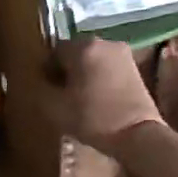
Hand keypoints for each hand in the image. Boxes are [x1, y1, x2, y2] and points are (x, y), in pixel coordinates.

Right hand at [40, 38, 163, 153]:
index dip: (47, 70)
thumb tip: (40, 79)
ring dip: (84, 73)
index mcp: (82, 47)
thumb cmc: (92, 118)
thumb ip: (40, 87)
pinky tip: (97, 97)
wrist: (137, 134)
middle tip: (62, 94)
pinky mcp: (135, 67)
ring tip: (80, 97)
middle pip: (75, 53)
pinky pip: (107, 66)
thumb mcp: (53, 107)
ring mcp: (123, 53)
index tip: (48, 90)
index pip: (54, 51)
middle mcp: (104, 43)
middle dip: (67, 70)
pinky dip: (99, 77)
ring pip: (92, 59)